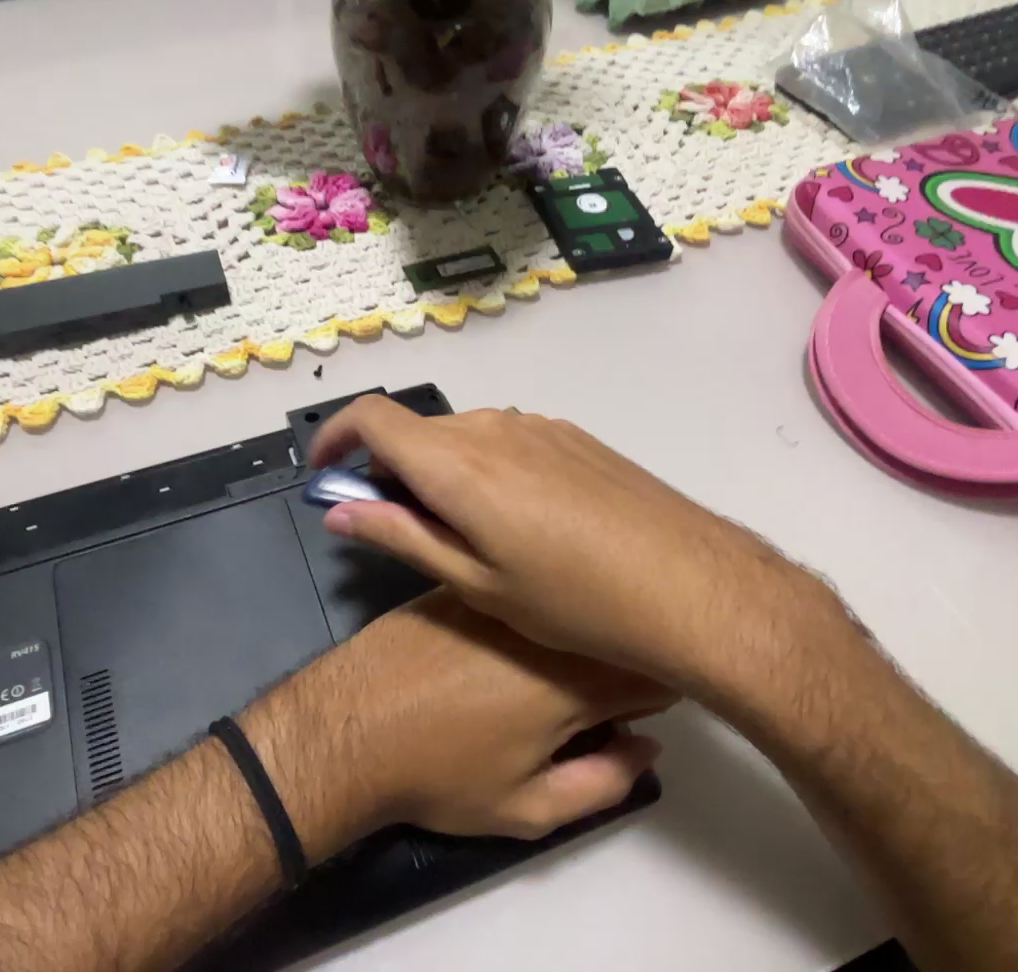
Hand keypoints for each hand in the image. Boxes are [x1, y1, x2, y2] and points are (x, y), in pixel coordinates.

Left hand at [244, 589, 674, 854]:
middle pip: (610, 630)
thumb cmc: (438, 776)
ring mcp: (499, 598)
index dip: (655, 692)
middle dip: (614, 659)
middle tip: (583, 699)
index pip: (653, 671)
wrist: (347, 728)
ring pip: (560, 607)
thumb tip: (647, 747)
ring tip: (534, 672)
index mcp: (574, 680)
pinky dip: (522, 616)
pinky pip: (511, 595)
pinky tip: (492, 648)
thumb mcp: (528, 810)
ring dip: (567, 633)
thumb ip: (605, 783)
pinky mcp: (459, 584)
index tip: (632, 711)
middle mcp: (545, 625)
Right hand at [307, 397, 850, 712]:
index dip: (335, 439)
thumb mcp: (476, 581)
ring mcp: (539, 426)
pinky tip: (514, 521)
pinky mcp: (573, 437)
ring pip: (462, 435)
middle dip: (388, 467)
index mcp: (457, 461)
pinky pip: (506, 439)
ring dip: (437, 469)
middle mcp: (494, 426)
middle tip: (392, 526)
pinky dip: (481, 466)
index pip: (372, 417)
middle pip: (417, 428)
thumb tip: (339, 508)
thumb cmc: (571, 599)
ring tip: (458, 532)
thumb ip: (401, 535)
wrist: (690, 584)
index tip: (327, 477)